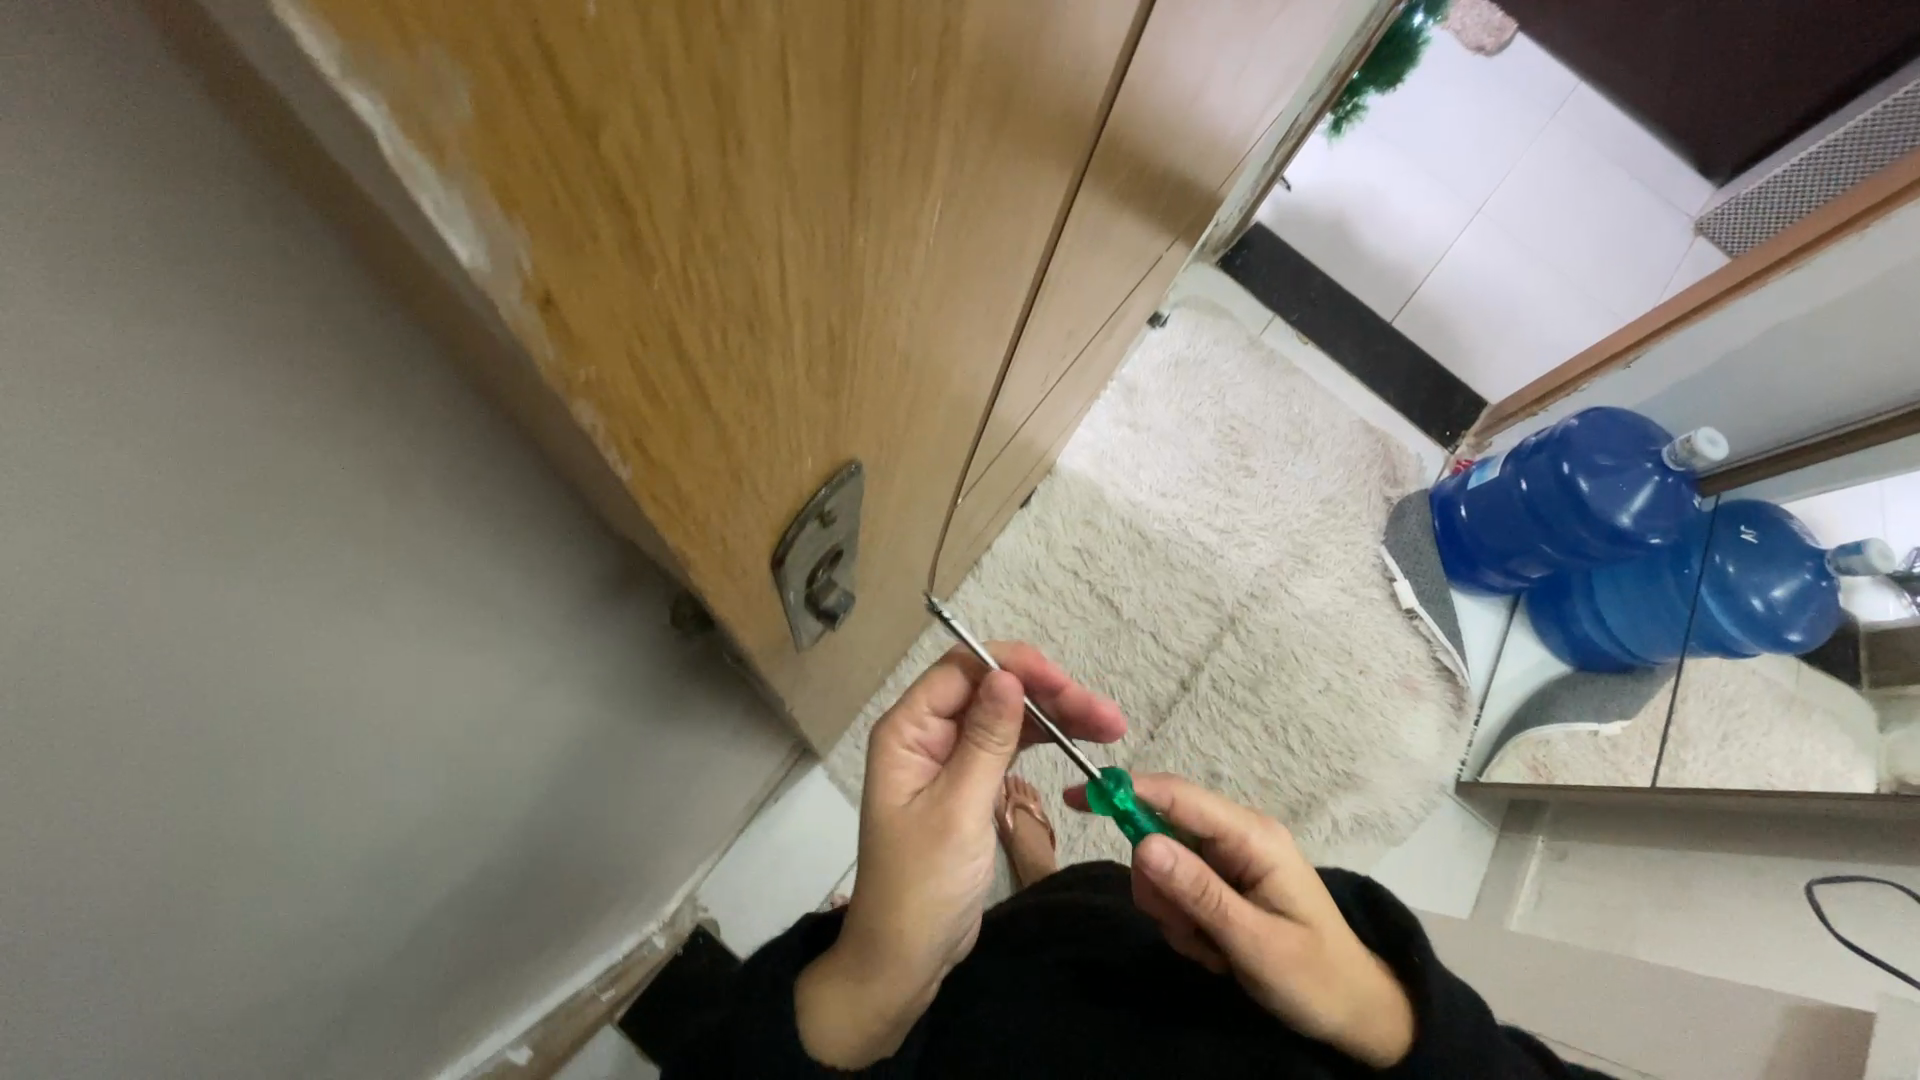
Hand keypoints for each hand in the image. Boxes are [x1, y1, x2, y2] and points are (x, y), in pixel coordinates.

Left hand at [795, 643, 1125, 1067]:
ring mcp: (950, 757)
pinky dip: (1044, 742)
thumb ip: (986, 740)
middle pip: (991, 690)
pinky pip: (1009, 746)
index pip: (962, 670)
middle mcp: (927, 733)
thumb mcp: (958, 809)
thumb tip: (1007, 675)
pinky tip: (1078, 742)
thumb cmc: (923, 885)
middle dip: (1048, 695)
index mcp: (908, 730)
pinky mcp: (971, 782)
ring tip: (1110, 725)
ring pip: (1007, 716)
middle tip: (1106, 716)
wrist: (906, 958)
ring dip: (1055, 716)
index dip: (1015, 667)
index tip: (1066, 685)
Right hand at [1069, 773, 1415, 1068]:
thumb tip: (1141, 843)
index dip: (1125, 790)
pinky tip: (1214, 950)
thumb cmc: (1315, 978)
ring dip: (1172, 911)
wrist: (1356, 1013)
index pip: (1177, 796)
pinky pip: (1174, 889)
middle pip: (1161, 833)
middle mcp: (1236, 836)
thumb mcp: (1255, 942)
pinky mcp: (1220, 880)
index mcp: (1252, 836)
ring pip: (1162, 866)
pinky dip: (1181, 922)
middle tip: (1186, 930)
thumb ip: (1198, 891)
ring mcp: (1227, 858)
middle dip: (1160, 885)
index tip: (1077, 796)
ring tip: (1211, 948)